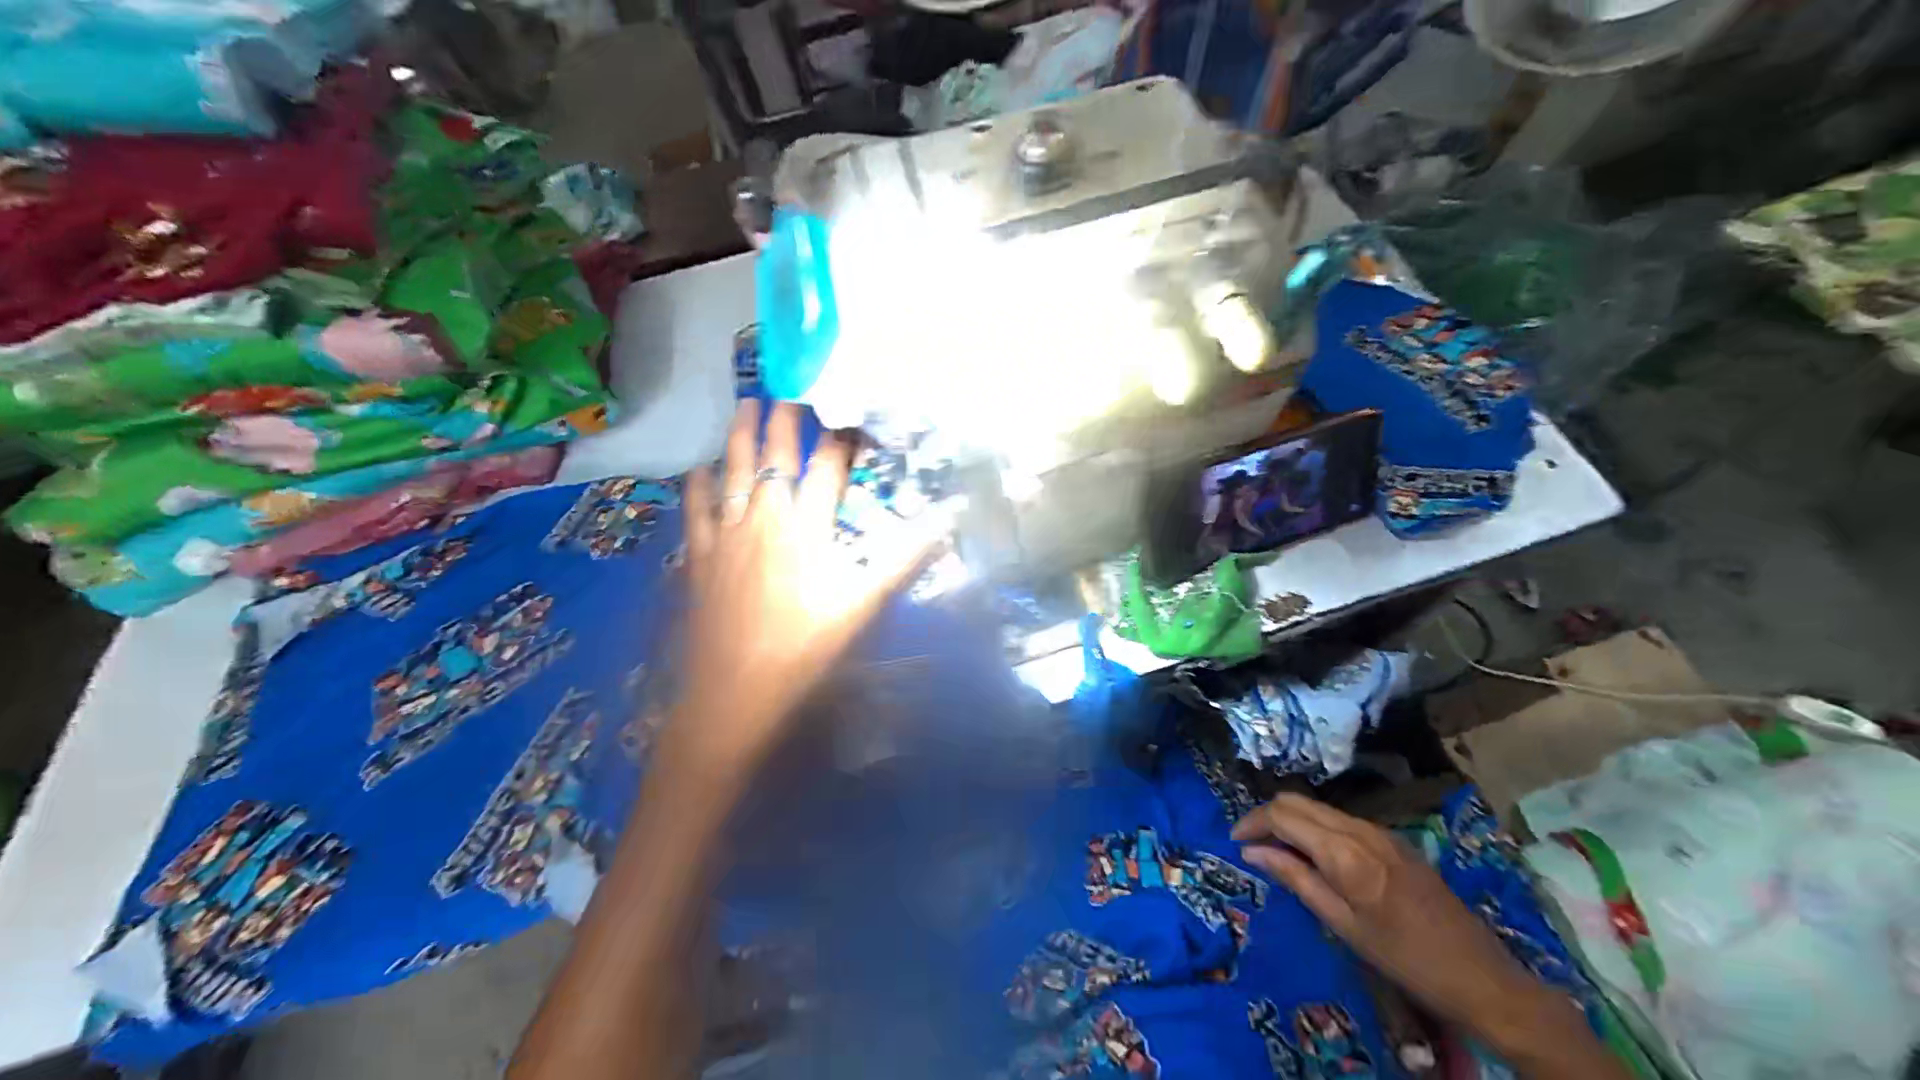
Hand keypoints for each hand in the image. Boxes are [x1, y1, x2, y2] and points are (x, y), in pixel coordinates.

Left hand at [672, 399, 942, 774]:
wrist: (735, 693)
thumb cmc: (805, 649)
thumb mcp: (862, 606)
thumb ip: (902, 560)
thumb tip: (945, 523)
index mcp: (807, 528)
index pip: (828, 468)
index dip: (840, 437)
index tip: (848, 410)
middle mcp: (765, 519)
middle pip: (775, 457)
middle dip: (784, 420)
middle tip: (788, 388)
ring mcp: (727, 535)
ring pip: (732, 471)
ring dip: (739, 436)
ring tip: (744, 404)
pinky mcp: (701, 557)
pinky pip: (696, 510)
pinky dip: (698, 484)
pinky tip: (698, 469)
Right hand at [1232, 796, 1614, 1074]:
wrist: (1483, 978)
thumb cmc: (1404, 959)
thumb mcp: (1341, 924)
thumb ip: (1295, 879)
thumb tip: (1251, 852)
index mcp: (1344, 851)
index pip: (1282, 814)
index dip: (1252, 822)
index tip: (1234, 841)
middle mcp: (1360, 829)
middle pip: (1298, 802)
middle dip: (1268, 816)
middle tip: (1250, 844)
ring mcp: (1380, 832)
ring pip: (1319, 808)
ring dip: (1292, 821)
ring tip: (1277, 852)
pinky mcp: (1394, 841)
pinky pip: (1341, 821)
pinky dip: (1316, 828)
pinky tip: (1314, 857)